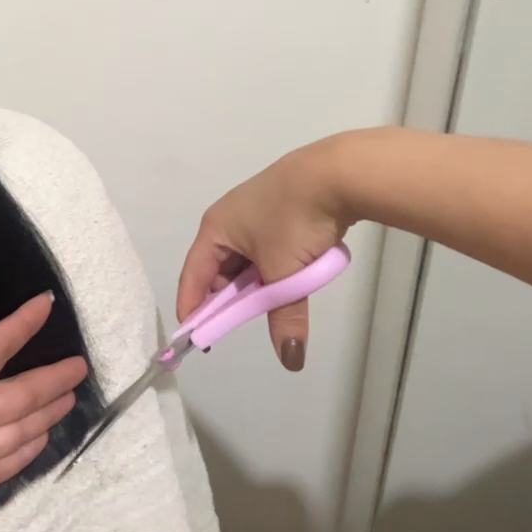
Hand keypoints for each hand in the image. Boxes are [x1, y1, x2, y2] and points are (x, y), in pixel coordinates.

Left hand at [0, 294, 88, 531]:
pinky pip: (3, 464)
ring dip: (41, 412)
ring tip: (69, 397)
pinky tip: (41, 440)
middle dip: (46, 379)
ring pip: (13, 426)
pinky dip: (24, 450)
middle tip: (81, 364)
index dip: (17, 329)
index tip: (45, 303)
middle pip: (13, 394)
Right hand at [176, 134, 360, 370]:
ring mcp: (254, 211)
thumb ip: (284, 316)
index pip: (193, 275)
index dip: (193, 306)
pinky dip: (270, 269)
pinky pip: (264, 248)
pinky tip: (287, 280)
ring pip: (245, 259)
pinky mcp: (279, 209)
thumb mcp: (285, 272)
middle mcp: (227, 219)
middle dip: (226, 298)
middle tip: (236, 325)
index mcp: (215, 229)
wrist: (338, 172)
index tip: (195, 335)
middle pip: (218, 268)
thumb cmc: (294, 220)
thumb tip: (290, 359)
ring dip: (252, 284)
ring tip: (266, 306)